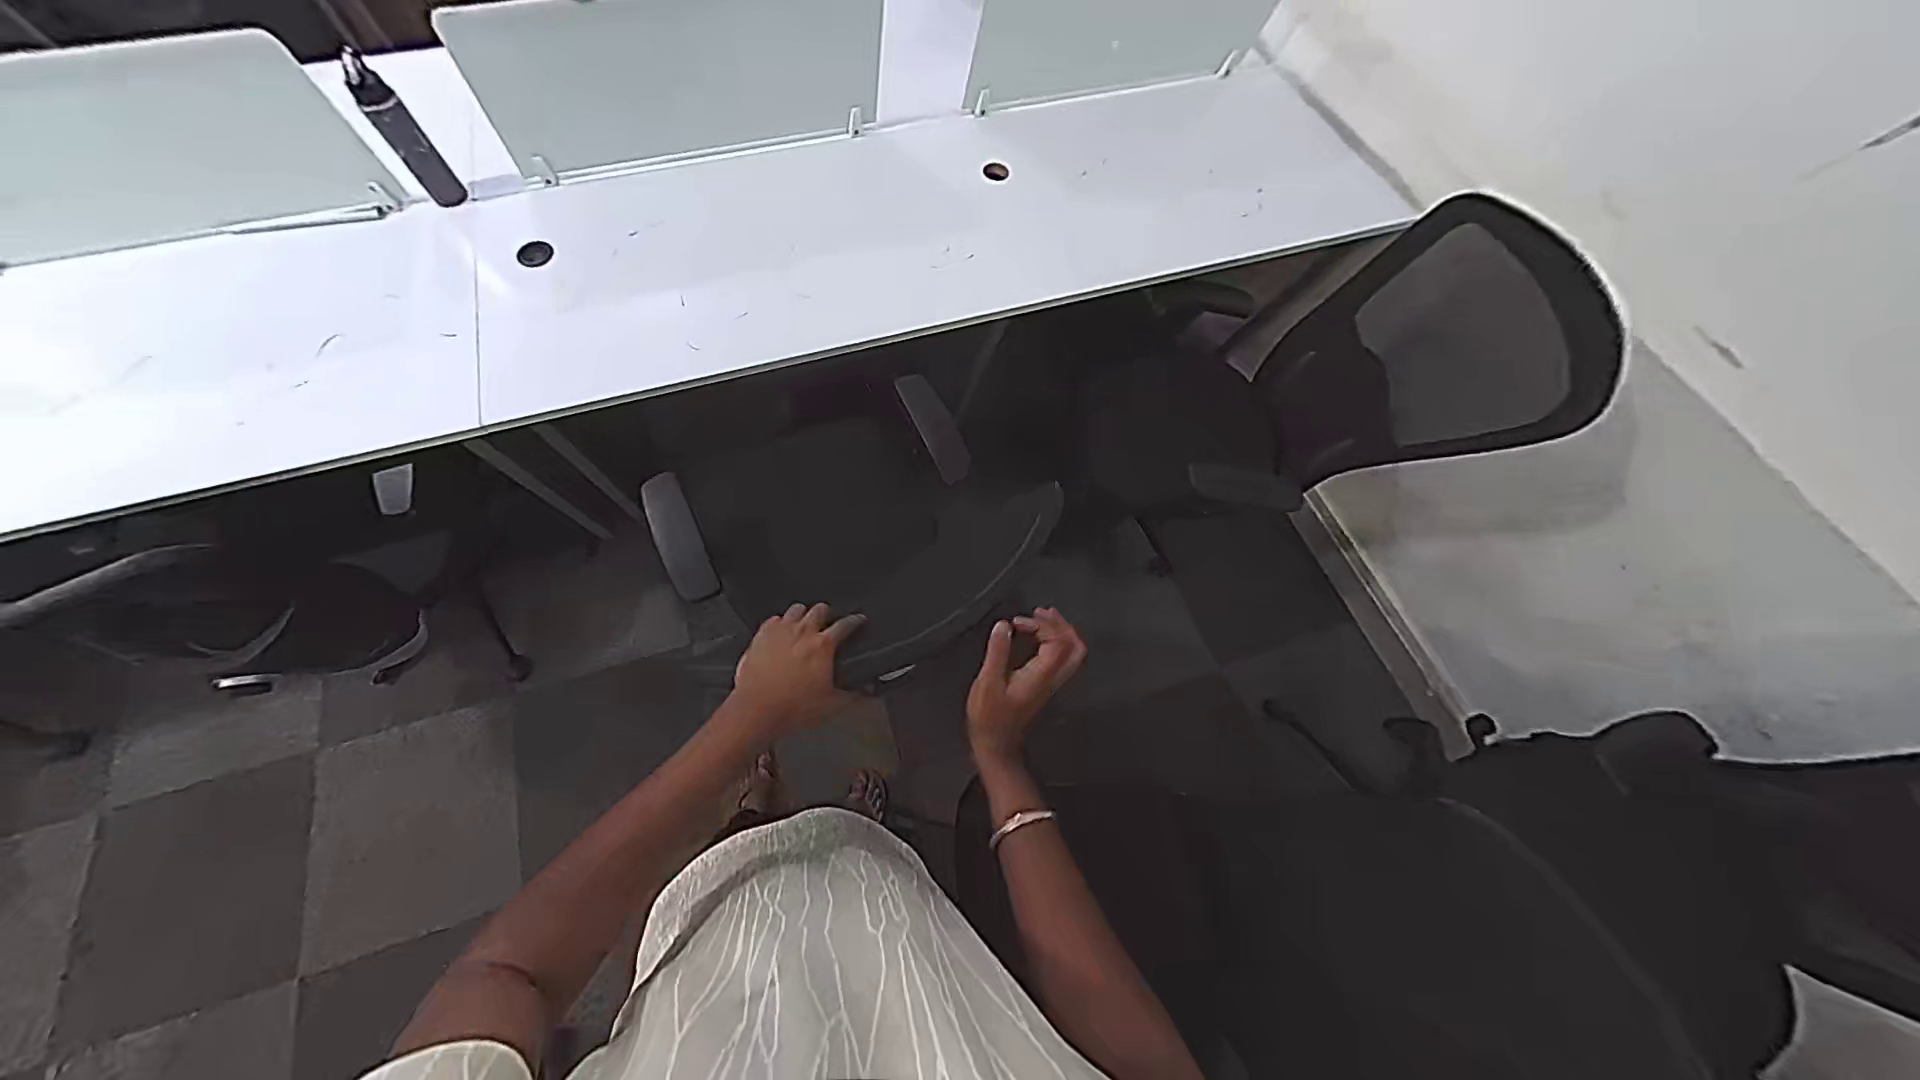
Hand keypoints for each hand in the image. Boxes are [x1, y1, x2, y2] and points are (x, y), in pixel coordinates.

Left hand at [729, 603, 865, 736]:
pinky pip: (773, 620)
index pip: (846, 624)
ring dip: (803, 614)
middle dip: (827, 613)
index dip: (856, 620)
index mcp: (823, 646)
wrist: (757, 710)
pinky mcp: (760, 637)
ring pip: (796, 609)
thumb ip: (853, 695)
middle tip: (829, 621)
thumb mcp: (831, 705)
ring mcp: (780, 632)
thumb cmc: (792, 707)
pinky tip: (780, 631)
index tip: (858, 620)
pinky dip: (779, 623)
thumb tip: (866, 689)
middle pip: (820, 609)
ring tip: (804, 623)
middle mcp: (803, 632)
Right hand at [967, 608, 1086, 765]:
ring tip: (1041, 618)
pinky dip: (1055, 642)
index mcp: (1041, 676)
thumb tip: (1004, 626)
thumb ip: (998, 651)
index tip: (1019, 621)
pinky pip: (1062, 659)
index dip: (1043, 625)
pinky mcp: (1045, 686)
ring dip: (1060, 632)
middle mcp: (1052, 679)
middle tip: (1042, 612)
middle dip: (1061, 625)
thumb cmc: (990, 717)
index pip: (1057, 642)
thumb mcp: (988, 682)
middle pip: (1074, 647)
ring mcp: (1051, 684)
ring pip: (1072, 654)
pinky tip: (1038, 637)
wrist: (996, 744)